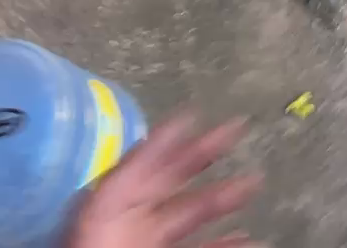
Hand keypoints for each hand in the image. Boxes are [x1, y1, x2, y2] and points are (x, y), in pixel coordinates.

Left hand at [66, 114, 263, 247]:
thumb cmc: (94, 246)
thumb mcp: (99, 218)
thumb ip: (133, 178)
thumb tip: (167, 146)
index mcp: (107, 210)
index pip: (140, 163)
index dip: (167, 137)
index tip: (195, 112)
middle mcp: (126, 224)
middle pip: (169, 181)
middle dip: (204, 154)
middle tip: (237, 127)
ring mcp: (142, 247)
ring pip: (187, 216)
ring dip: (221, 199)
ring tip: (252, 183)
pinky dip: (221, 244)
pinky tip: (248, 239)